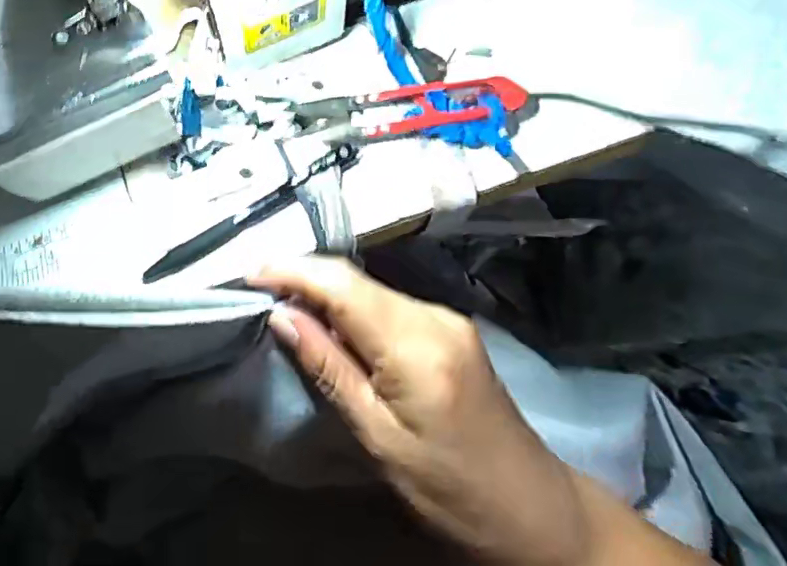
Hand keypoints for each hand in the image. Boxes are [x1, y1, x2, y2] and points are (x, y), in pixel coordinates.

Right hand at [252, 257, 709, 565]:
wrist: (541, 515)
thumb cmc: (453, 490)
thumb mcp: (379, 438)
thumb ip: (327, 368)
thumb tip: (279, 314)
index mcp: (416, 347)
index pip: (340, 285)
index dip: (289, 271)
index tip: (245, 274)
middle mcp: (433, 317)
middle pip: (350, 276)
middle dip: (298, 274)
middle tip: (251, 284)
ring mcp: (444, 318)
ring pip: (363, 284)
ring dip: (319, 287)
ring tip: (277, 298)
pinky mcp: (446, 326)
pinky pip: (380, 299)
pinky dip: (344, 301)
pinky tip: (324, 317)